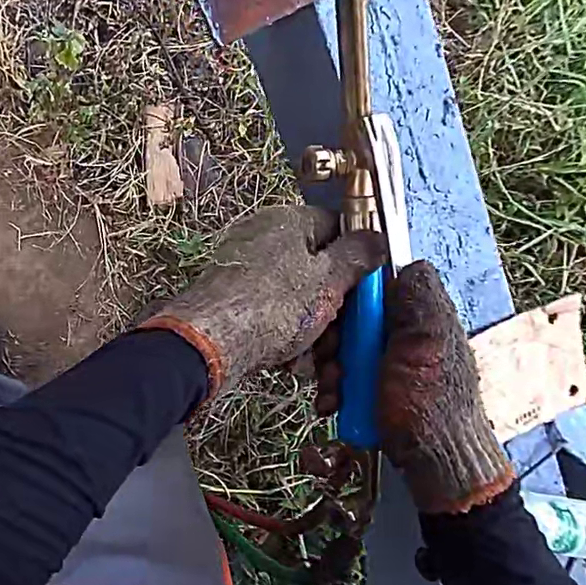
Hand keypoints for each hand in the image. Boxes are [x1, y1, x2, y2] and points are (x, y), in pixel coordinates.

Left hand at [139, 205, 384, 397]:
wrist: (209, 344)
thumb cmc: (272, 306)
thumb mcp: (328, 280)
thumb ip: (357, 256)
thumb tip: (376, 238)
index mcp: (287, 222)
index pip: (335, 226)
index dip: (356, 257)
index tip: (367, 287)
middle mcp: (263, 240)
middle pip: (316, 270)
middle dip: (335, 308)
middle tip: (342, 337)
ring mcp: (245, 272)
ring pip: (297, 299)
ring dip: (314, 331)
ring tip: (317, 360)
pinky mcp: (232, 302)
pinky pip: (273, 315)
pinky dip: (287, 337)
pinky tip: (292, 363)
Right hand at [321, 260, 513, 513]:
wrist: (435, 464)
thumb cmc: (429, 402)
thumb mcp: (428, 342)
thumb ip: (418, 298)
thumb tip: (404, 259)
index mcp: (417, 314)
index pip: (370, 285)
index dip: (348, 299)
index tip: (336, 322)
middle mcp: (401, 332)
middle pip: (350, 318)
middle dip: (332, 341)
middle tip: (330, 364)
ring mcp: (385, 361)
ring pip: (341, 349)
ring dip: (328, 369)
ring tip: (332, 389)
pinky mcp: (373, 387)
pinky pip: (343, 376)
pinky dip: (332, 388)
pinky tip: (332, 402)